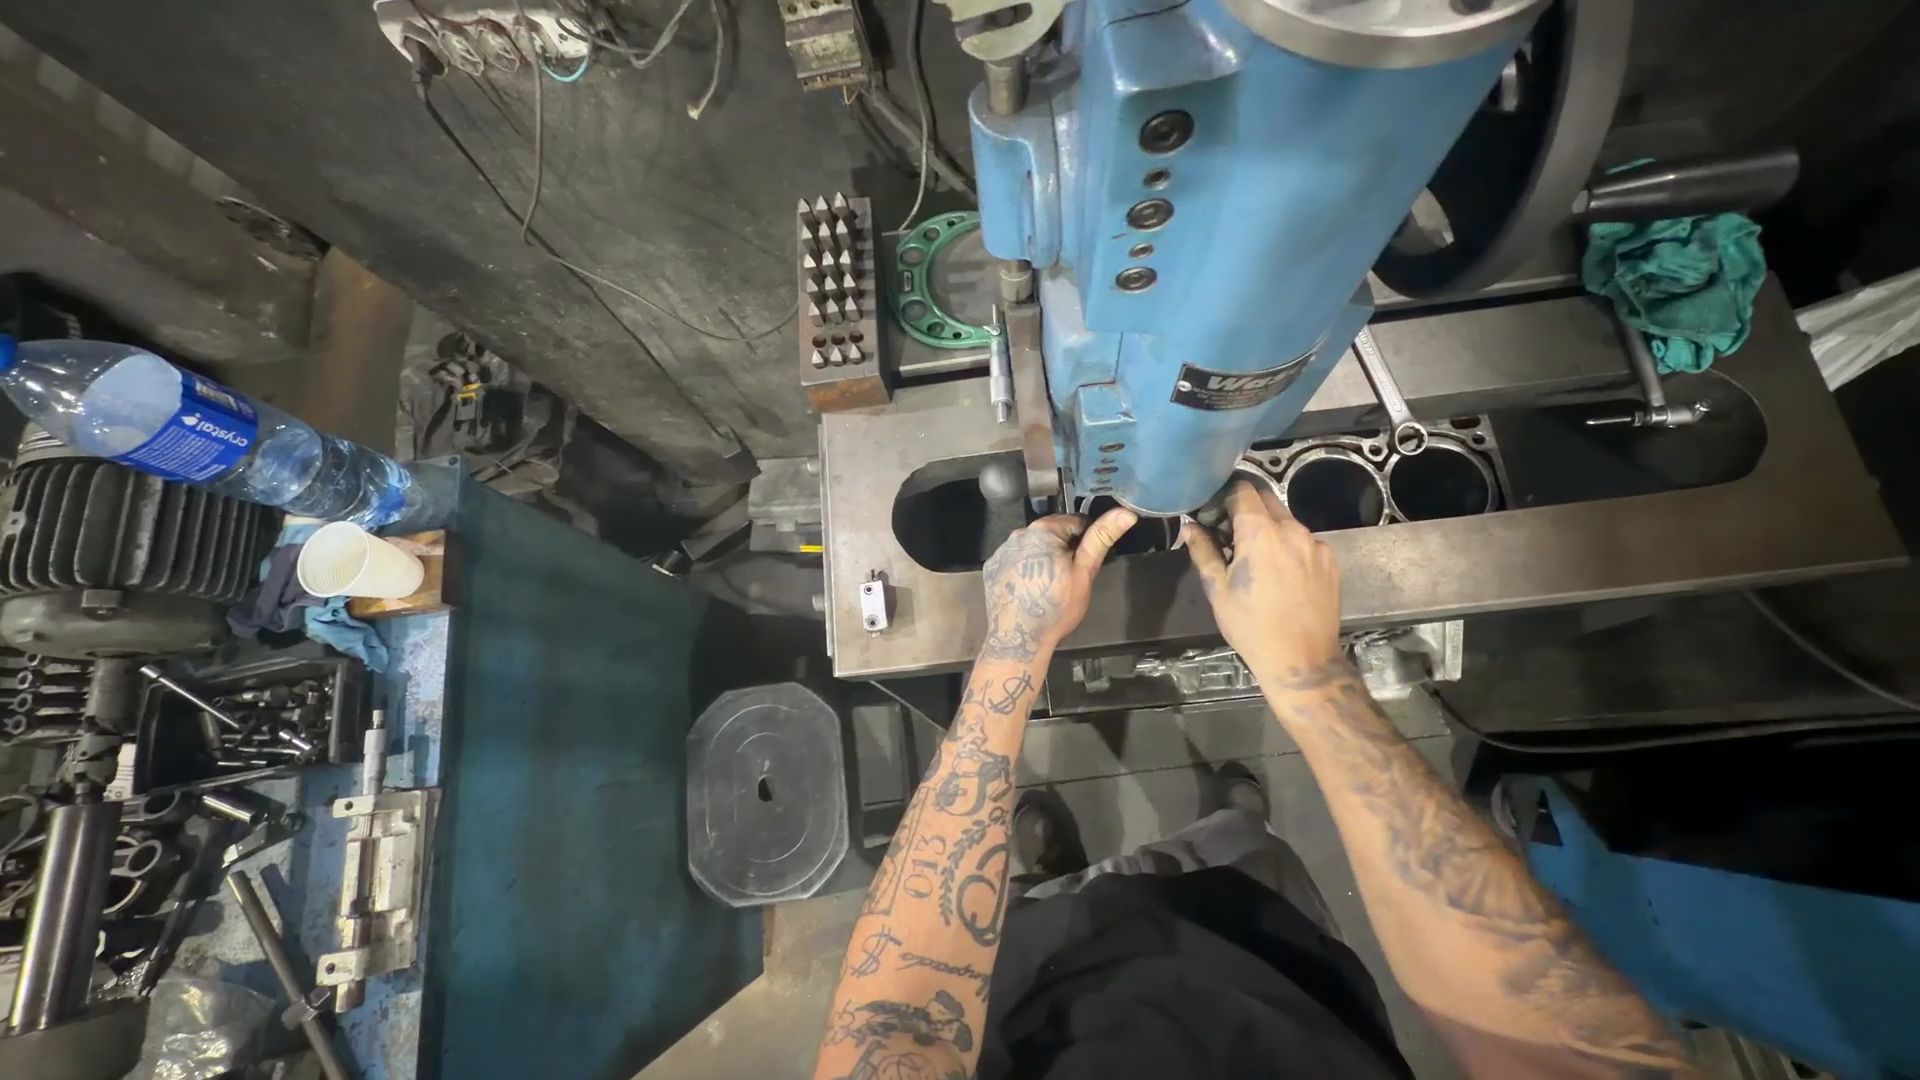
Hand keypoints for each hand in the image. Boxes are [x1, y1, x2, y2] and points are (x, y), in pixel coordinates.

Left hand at [980, 508, 1136, 662]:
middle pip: (1051, 533)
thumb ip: (1101, 538)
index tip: (1085, 561)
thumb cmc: (1055, 607)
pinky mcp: (992, 567)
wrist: (1018, 639)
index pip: (1075, 521)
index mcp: (1043, 530)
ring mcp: (1002, 551)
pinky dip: (1023, 569)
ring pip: (1031, 547)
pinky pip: (1014, 560)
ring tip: (1048, 586)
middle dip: (1062, 549)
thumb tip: (1125, 513)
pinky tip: (1029, 589)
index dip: (1085, 540)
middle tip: (1068, 577)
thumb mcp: (1084, 572)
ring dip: (1041, 557)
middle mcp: (1018, 534)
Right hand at [1183, 481, 1340, 681]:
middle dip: (1246, 509)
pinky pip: (1304, 541)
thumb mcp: (1218, 589)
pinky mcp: (1330, 560)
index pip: (1242, 490)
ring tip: (1256, 559)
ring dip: (1268, 529)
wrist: (1301, 659)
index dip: (1224, 497)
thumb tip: (1189, 527)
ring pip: (1286, 521)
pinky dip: (1289, 547)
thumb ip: (1203, 551)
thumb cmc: (1251, 626)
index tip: (1213, 514)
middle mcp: (1292, 530)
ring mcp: (1316, 544)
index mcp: (1261, 534)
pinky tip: (1281, 574)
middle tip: (1230, 535)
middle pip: (1266, 500)